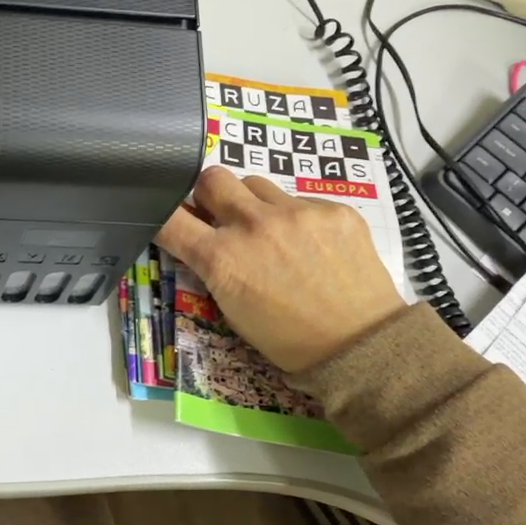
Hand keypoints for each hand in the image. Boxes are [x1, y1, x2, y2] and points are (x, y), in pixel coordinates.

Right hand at [155, 167, 406, 372]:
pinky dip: (297, 217)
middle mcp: (254, 225)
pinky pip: (300, 199)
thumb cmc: (288, 338)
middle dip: (211, 196)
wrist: (361, 346)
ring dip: (254, 203)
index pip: (170, 217)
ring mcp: (297, 212)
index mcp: (222, 258)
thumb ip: (213, 265)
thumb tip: (204, 236)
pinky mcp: (334, 208)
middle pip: (212, 178)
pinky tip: (314, 246)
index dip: (164, 215)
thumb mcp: (231, 308)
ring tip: (274, 234)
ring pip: (256, 184)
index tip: (174, 221)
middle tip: (225, 218)